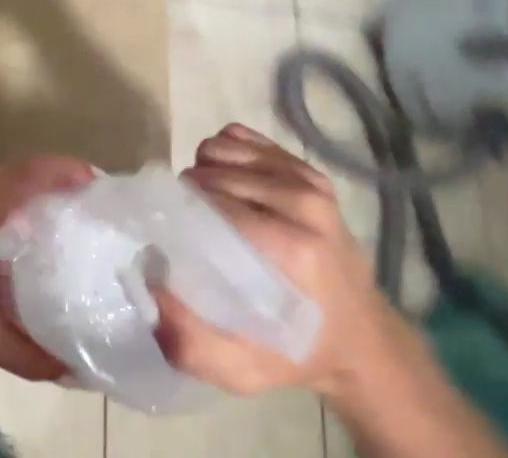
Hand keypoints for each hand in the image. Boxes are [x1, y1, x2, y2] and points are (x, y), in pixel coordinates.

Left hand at [0, 156, 96, 380]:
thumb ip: (28, 354)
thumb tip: (73, 370)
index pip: (34, 172)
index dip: (70, 171)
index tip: (101, 185)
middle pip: (20, 171)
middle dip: (55, 186)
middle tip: (87, 212)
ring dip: (27, 192)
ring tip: (57, 220)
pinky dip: (3, 196)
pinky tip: (14, 225)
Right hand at [156, 124, 419, 401]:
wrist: (361, 340)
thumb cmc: (295, 350)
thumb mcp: (240, 368)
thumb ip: (188, 336)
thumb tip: (146, 279)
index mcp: (289, 245)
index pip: (208, 198)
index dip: (177, 211)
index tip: (170, 236)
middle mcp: (303, 203)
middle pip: (211, 172)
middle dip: (189, 195)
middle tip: (191, 228)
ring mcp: (309, 181)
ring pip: (221, 150)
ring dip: (203, 174)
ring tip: (208, 208)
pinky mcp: (309, 171)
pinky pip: (241, 139)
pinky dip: (223, 156)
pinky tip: (226, 186)